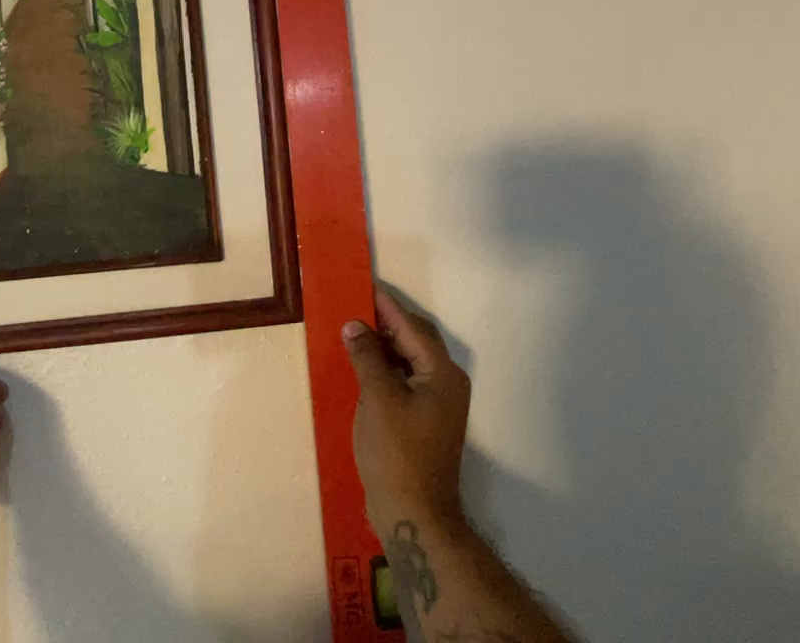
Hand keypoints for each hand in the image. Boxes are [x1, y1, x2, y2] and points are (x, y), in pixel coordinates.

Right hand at [342, 291, 470, 533]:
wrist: (414, 513)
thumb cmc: (397, 452)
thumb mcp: (378, 398)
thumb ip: (367, 357)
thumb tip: (354, 325)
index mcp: (442, 374)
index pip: (413, 328)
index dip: (388, 307)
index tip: (365, 286)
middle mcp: (446, 384)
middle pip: (416, 341)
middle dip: (387, 323)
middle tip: (355, 306)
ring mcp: (437, 405)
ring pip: (409, 361)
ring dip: (384, 346)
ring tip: (353, 332)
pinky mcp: (423, 421)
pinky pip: (404, 381)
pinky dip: (384, 369)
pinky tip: (361, 368)